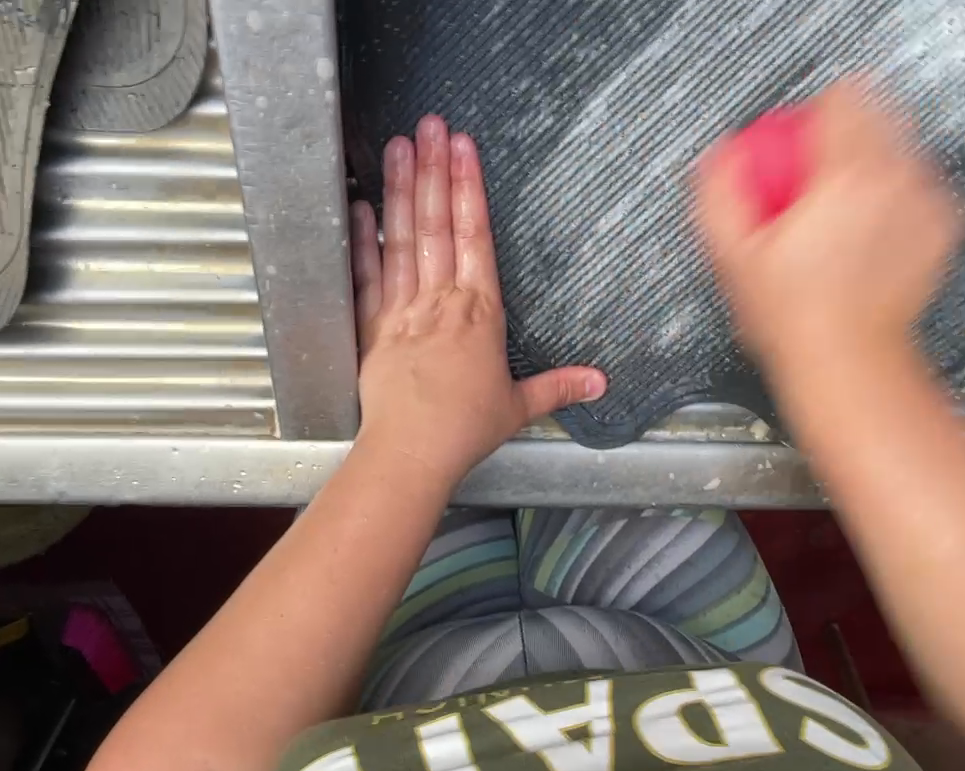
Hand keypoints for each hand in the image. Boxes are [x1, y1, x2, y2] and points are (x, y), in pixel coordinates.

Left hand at [350, 116, 605, 486]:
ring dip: (402, 190)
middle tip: (431, 124)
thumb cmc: (465, 430)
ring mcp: (403, 312)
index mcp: (480, 315)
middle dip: (435, 170)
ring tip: (401, 146)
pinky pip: (367, 277)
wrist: (413, 450)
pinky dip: (364, 242)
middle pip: (437, 226)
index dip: (470, 190)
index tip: (465, 149)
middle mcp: (441, 303)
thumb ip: (558, 387)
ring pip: (402, 241)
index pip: (476, 239)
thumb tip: (600, 382)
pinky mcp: (373, 329)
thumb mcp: (519, 407)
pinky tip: (363, 207)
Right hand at [694, 79, 964, 386]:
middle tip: (810, 192)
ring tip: (837, 223)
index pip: (839, 97)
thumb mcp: (732, 258)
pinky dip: (891, 202)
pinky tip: (864, 241)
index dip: (807, 121)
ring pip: (896, 151)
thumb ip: (722, 195)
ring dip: (867, 171)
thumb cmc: (792, 319)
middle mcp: (895, 176)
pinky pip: (914, 189)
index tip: (792, 156)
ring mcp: (924, 199)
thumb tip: (719, 158)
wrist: (845, 361)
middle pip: (873, 115)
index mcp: (845, 174)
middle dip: (838, 143)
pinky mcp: (941, 225)